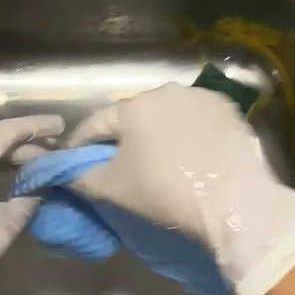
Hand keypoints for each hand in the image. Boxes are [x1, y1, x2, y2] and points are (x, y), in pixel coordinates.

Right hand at [68, 84, 294, 294]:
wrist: (234, 204)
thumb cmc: (166, 193)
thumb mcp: (112, 189)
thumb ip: (78, 176)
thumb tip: (60, 171)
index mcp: (135, 105)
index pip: (95, 124)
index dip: (80, 148)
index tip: (74, 167)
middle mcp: (168, 91)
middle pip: (133, 118)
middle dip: (123, 141)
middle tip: (120, 170)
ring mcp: (203, 98)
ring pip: (168, 118)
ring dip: (158, 136)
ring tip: (159, 165)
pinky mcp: (230, 111)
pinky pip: (198, 122)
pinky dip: (190, 136)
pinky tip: (192, 159)